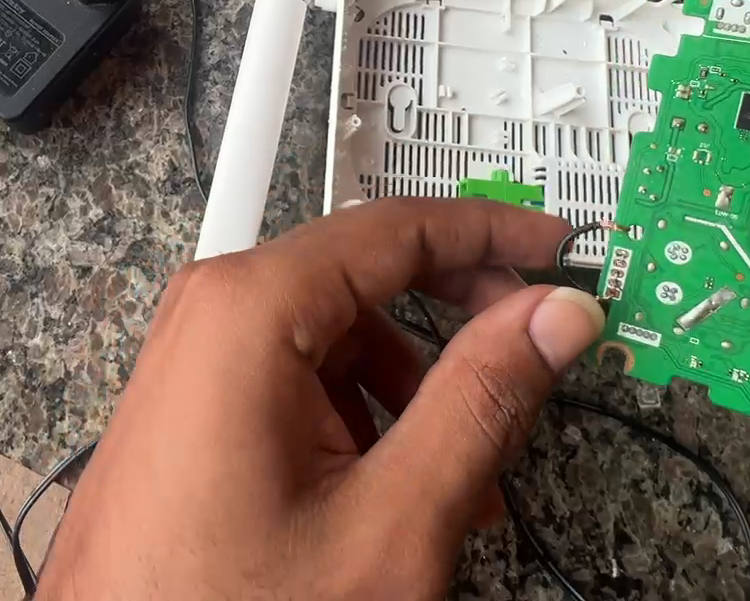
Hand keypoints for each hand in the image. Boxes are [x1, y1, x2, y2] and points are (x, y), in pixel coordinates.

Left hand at [34, 198, 606, 600]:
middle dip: (454, 306)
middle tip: (528, 343)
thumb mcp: (387, 519)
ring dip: (409, 378)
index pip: (393, 228)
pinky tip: (388, 479)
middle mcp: (213, 305)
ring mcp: (196, 346)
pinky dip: (356, 404)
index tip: (553, 247)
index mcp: (251, 305)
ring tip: (461, 466)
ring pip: (334, 326)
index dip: (487, 231)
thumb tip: (553, 316)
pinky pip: (294, 365)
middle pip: (363, 268)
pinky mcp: (195, 389)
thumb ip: (480, 400)